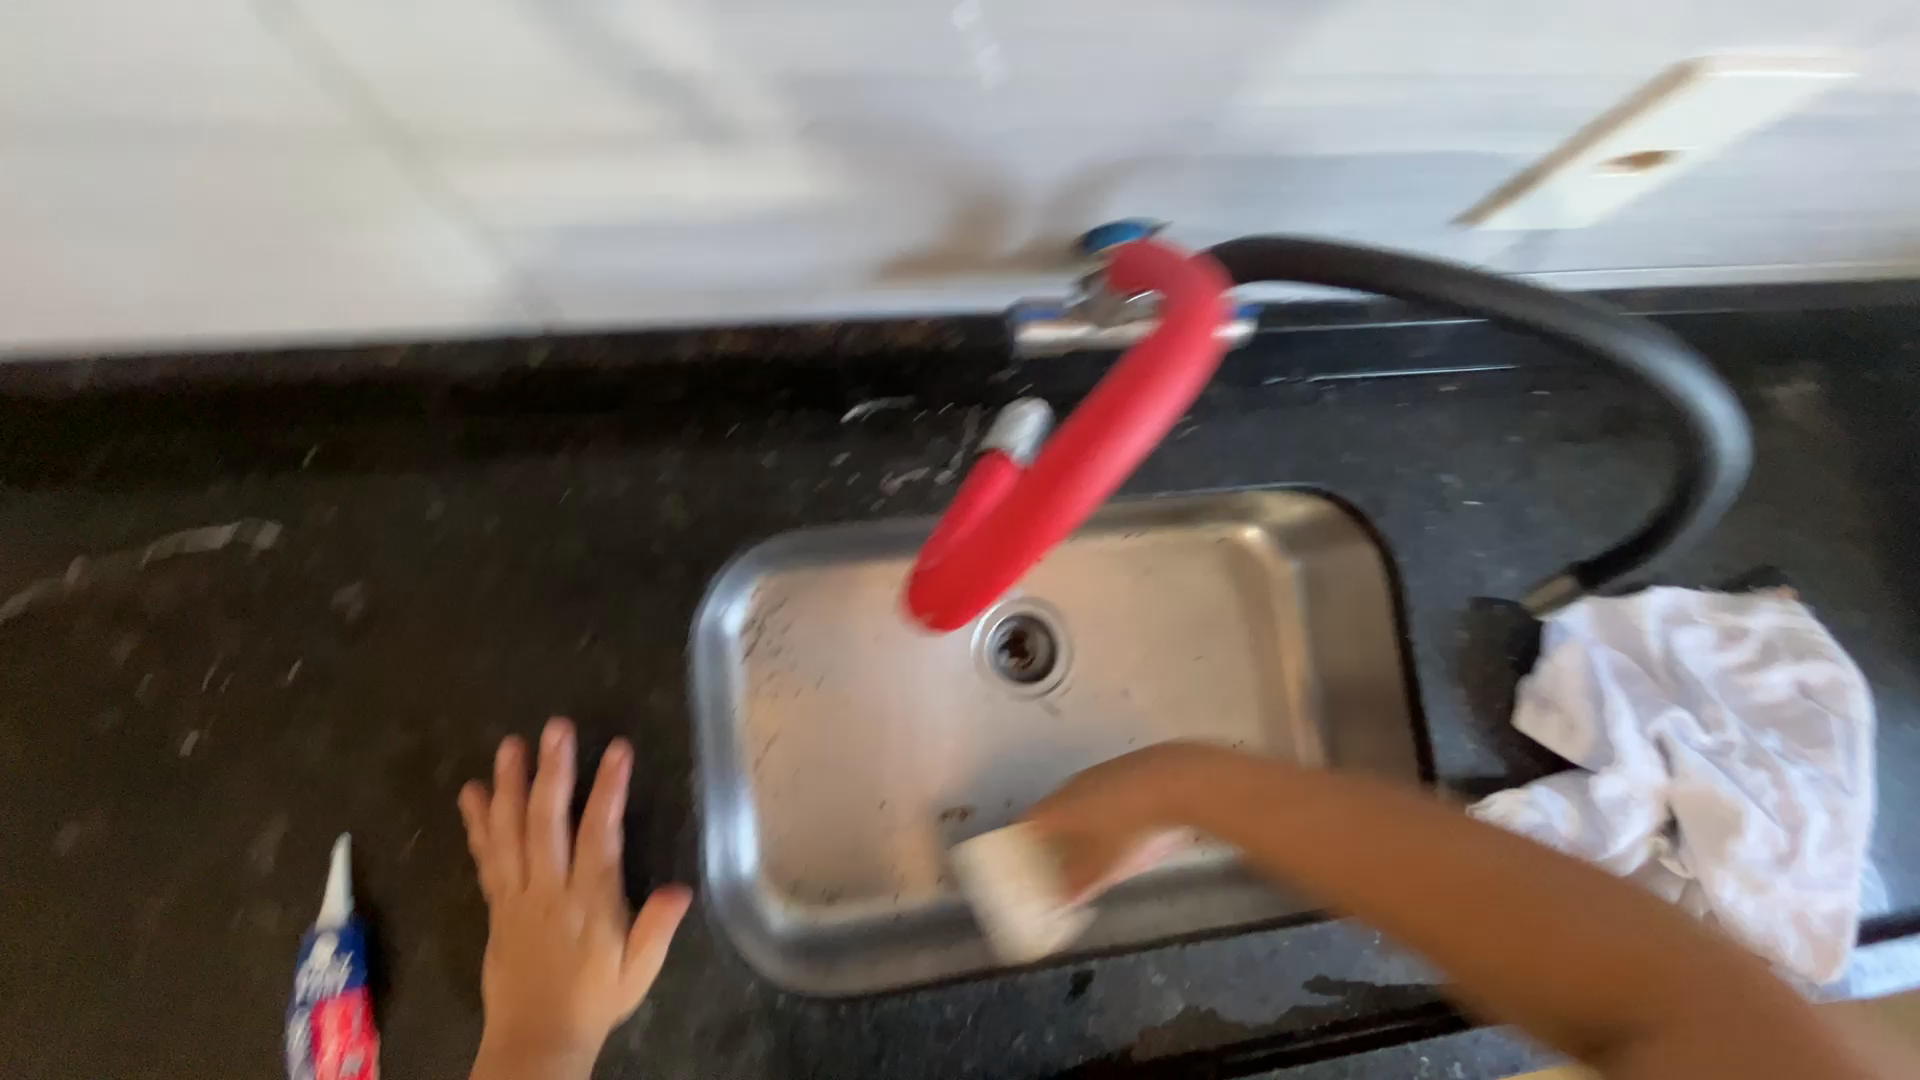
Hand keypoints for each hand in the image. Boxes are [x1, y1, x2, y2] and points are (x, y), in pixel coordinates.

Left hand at [458, 718, 691, 1078]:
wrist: (536, 1042)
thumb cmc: (597, 999)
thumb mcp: (639, 970)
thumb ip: (658, 928)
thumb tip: (680, 889)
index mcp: (589, 901)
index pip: (600, 834)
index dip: (608, 789)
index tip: (618, 749)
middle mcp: (549, 889)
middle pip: (547, 822)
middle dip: (552, 772)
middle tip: (554, 729)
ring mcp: (517, 896)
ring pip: (510, 833)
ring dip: (510, 786)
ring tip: (510, 746)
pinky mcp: (496, 905)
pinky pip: (486, 857)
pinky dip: (478, 823)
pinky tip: (472, 793)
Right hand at [1023, 741, 1225, 900]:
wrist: (1178, 782)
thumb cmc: (1132, 828)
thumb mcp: (1104, 867)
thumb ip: (1078, 885)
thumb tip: (1059, 899)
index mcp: (1057, 807)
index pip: (1024, 825)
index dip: (1019, 846)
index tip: (1020, 866)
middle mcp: (1071, 786)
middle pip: (1050, 814)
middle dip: (1051, 840)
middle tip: (1056, 866)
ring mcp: (1098, 774)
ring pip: (1078, 803)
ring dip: (1079, 827)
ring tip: (1093, 852)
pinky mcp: (1124, 770)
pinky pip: (1102, 795)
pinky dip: (1103, 814)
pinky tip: (1125, 830)